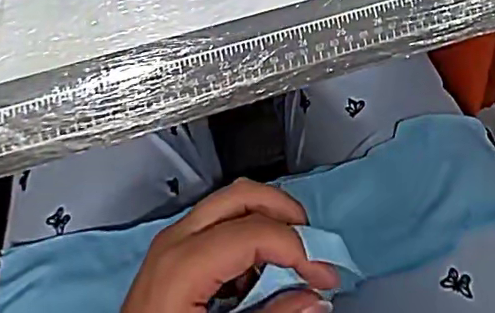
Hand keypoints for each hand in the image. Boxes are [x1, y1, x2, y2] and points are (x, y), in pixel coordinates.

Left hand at [121, 179, 340, 312]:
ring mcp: (170, 241)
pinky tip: (258, 270)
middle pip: (241, 194)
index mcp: (182, 264)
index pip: (254, 230)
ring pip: (230, 200)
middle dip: (284, 213)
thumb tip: (314, 299)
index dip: (298, 248)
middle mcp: (174, 239)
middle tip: (313, 247)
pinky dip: (246, 231)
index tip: (324, 276)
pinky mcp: (171, 253)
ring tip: (291, 259)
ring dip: (267, 219)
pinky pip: (217, 220)